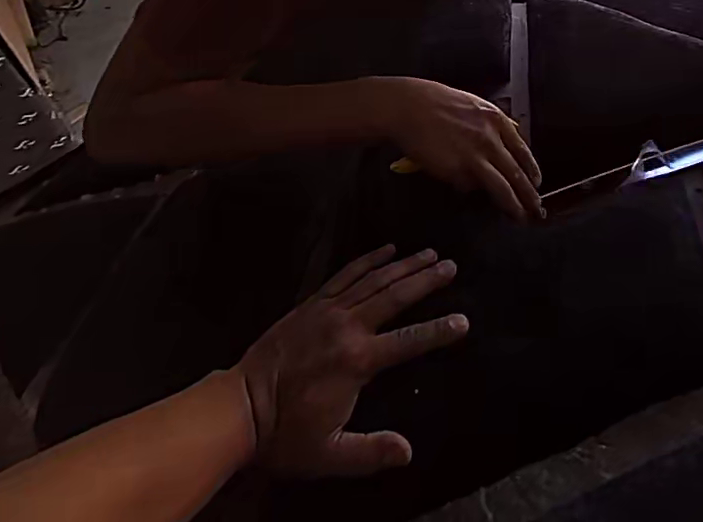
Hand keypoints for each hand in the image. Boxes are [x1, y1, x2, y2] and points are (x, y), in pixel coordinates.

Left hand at [237, 246, 469, 477]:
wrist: (238, 407)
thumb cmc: (286, 433)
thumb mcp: (327, 455)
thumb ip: (369, 452)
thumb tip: (409, 451)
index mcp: (358, 361)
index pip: (408, 340)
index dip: (438, 331)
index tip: (464, 320)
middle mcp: (349, 327)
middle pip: (396, 296)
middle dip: (427, 280)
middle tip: (451, 265)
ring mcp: (330, 309)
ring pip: (376, 279)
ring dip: (405, 264)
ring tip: (430, 252)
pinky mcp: (314, 301)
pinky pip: (347, 273)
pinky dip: (369, 259)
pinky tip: (387, 249)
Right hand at [375, 77, 542, 219]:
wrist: (410, 106)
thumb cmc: (436, 102)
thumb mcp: (473, 106)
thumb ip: (489, 126)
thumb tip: (499, 147)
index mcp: (497, 120)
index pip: (523, 151)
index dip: (532, 170)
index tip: (537, 183)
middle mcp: (491, 139)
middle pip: (517, 173)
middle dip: (529, 194)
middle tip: (537, 209)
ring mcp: (475, 156)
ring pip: (502, 187)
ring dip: (514, 205)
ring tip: (520, 217)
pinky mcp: (457, 170)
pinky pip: (468, 187)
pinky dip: (469, 191)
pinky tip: (466, 191)